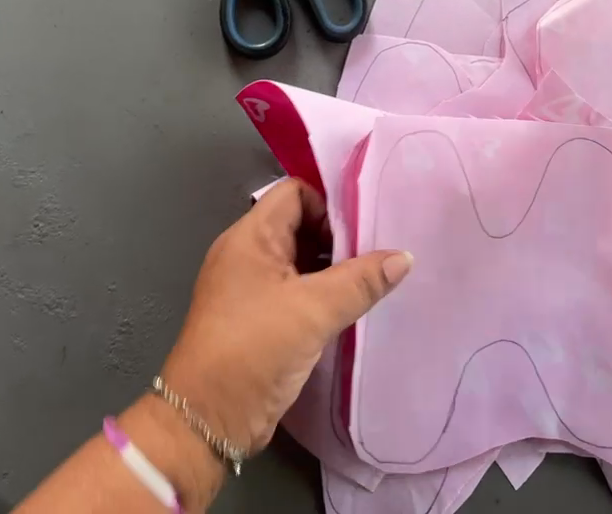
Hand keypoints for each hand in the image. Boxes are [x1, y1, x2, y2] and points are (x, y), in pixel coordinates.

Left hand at [160, 179, 411, 454]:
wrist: (208, 418)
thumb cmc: (254, 349)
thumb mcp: (313, 311)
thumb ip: (360, 280)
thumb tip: (404, 256)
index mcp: (250, 236)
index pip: (294, 192)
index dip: (329, 205)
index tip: (365, 229)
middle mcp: (247, 252)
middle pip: (299, 224)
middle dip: (337, 238)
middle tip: (377, 256)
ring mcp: (249, 285)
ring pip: (299, 259)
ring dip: (332, 269)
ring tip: (372, 282)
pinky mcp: (257, 316)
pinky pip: (294, 288)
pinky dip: (320, 293)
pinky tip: (350, 309)